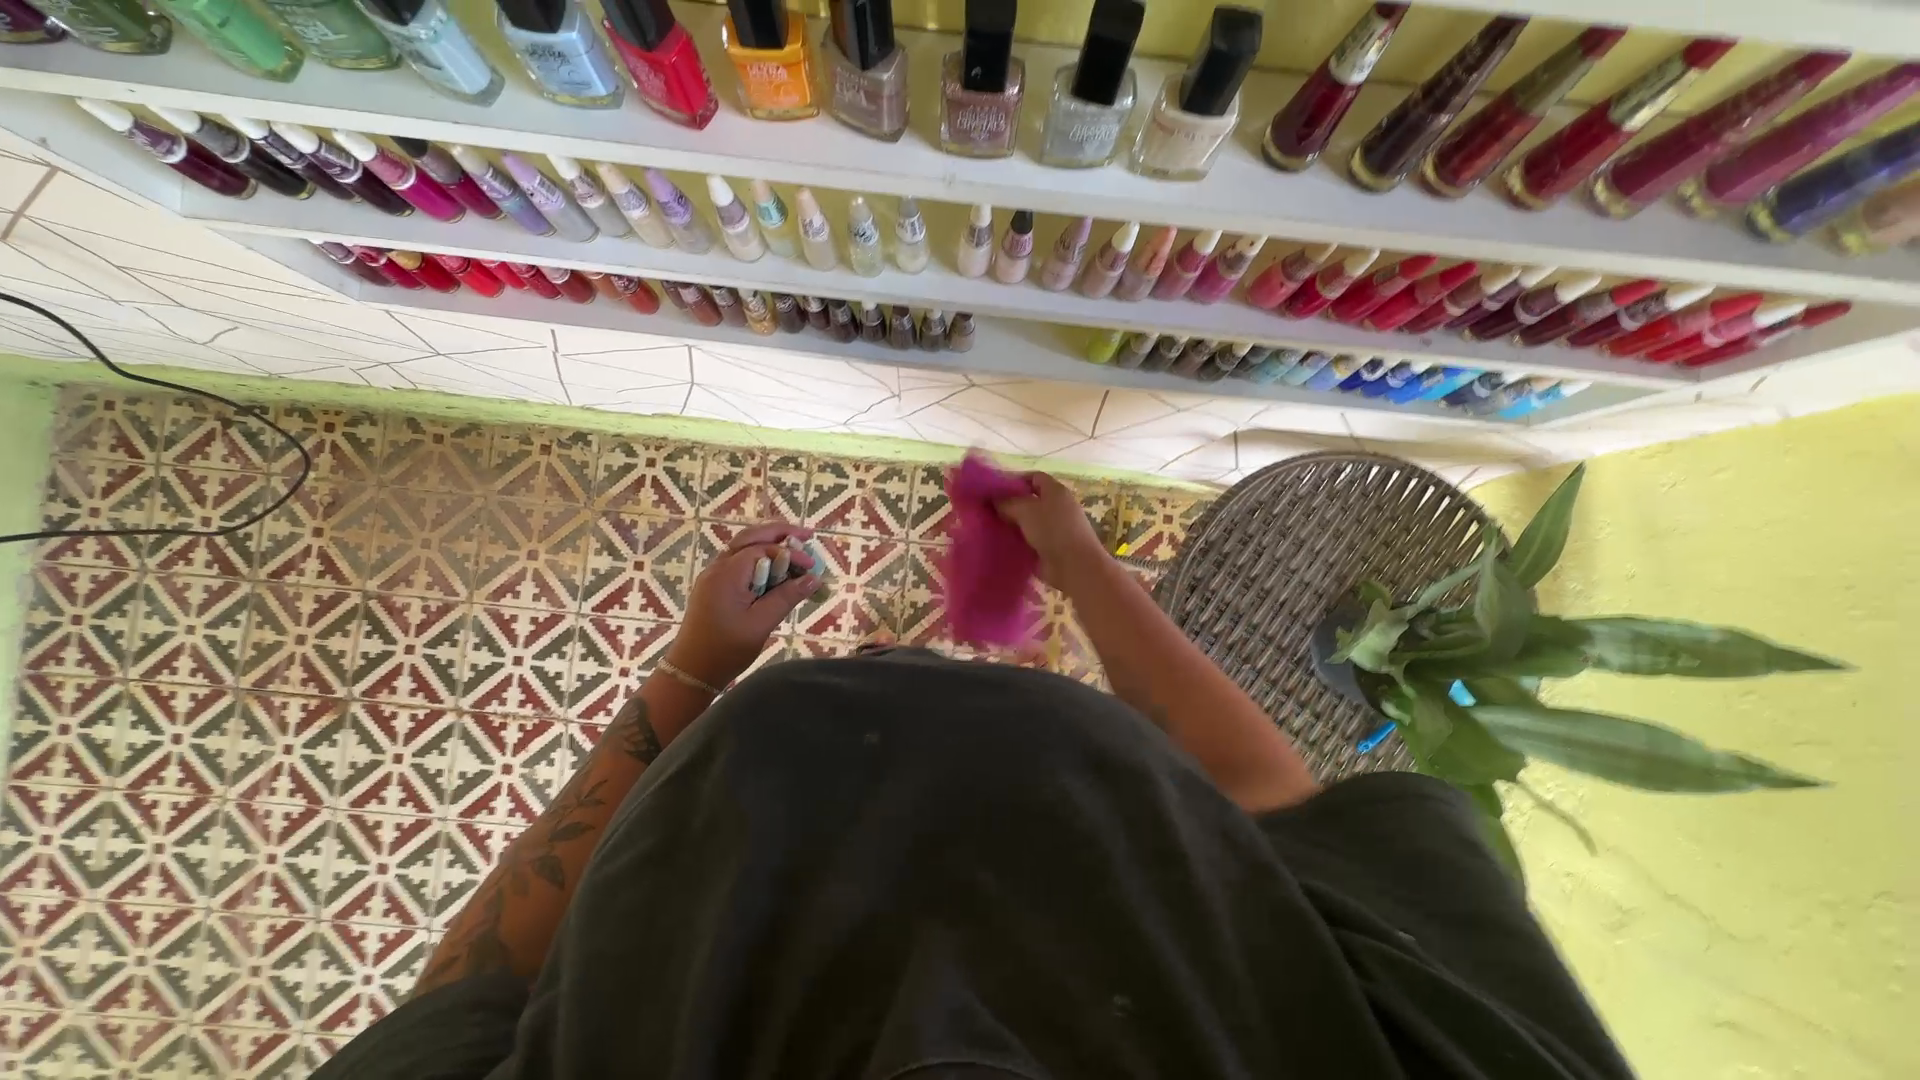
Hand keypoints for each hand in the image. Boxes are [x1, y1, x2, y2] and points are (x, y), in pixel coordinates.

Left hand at [664, 521, 819, 686]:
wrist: (691, 671)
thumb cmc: (725, 650)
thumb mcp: (761, 624)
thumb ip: (786, 597)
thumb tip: (813, 579)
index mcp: (727, 575)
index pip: (763, 550)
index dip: (790, 553)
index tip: (812, 567)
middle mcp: (717, 568)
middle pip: (750, 537)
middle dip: (779, 532)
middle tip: (806, 534)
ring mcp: (713, 576)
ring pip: (742, 548)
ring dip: (768, 543)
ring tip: (794, 546)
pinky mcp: (713, 587)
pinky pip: (737, 562)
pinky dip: (758, 558)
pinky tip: (774, 568)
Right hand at [992, 472, 1108, 590]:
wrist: (1074, 565)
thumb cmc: (1052, 530)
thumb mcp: (1025, 510)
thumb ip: (1007, 502)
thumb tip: (992, 499)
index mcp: (1056, 491)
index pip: (1034, 477)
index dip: (1015, 480)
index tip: (995, 490)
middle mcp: (1057, 507)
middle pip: (1030, 500)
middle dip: (1010, 504)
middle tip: (989, 510)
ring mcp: (1055, 528)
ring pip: (1028, 521)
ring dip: (1012, 524)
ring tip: (991, 527)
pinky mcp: (1051, 547)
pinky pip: (1030, 539)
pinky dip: (1018, 541)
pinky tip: (1002, 543)